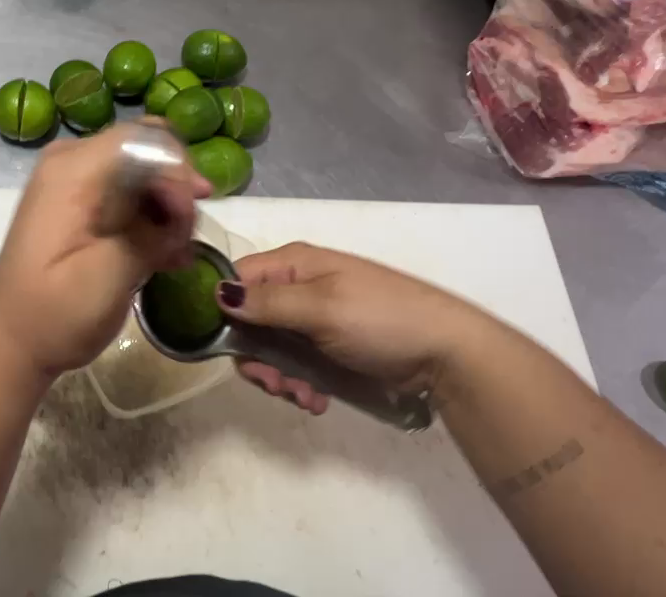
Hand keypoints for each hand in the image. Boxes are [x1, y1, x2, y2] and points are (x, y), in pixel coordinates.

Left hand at [0, 121, 213, 379]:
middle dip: (176, 188)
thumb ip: (150, 232)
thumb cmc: (53, 313)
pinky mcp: (84, 204)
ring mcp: (77, 182)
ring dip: (168, 208)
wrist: (11, 343)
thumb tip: (181, 211)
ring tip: (178, 254)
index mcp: (72, 169)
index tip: (197, 208)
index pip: (141, 138)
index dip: (177, 166)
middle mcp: (73, 162)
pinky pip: (131, 194)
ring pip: (143, 172)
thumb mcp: (108, 274)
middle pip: (145, 150)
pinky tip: (168, 255)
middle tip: (186, 237)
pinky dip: (153, 219)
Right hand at [220, 243, 484, 414]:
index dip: (227, 313)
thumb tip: (218, 293)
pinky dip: (301, 383)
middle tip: (274, 385)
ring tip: (303, 398)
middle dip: (257, 357)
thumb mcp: (321, 309)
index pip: (237, 279)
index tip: (235, 350)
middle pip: (251, 319)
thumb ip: (268, 303)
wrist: (447, 351)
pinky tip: (318, 400)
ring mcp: (316, 315)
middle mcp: (299, 285)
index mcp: (294, 264)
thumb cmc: (381, 320)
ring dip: (280, 376)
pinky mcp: (332, 344)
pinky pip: (298, 362)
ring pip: (273, 346)